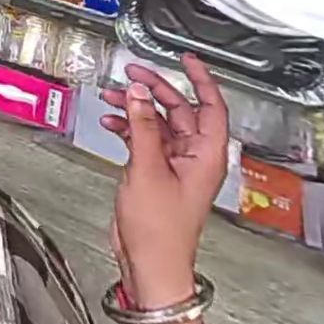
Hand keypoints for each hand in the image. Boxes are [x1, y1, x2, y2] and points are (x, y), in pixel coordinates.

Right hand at [100, 55, 230, 307]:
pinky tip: (112, 123)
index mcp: (206, 154)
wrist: (150, 264)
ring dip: (136, 109)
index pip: (211, 105)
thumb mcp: (148, 169)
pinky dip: (128, 128)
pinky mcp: (156, 172)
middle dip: (155, 90)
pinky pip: (144, 139)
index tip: (187, 59)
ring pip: (157, 123)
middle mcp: (194, 156)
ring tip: (115, 96)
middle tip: (133, 74)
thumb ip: (142, 127)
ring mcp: (175, 164)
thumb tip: (139, 93)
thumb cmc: (160, 231)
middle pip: (178, 110)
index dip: (201, 79)